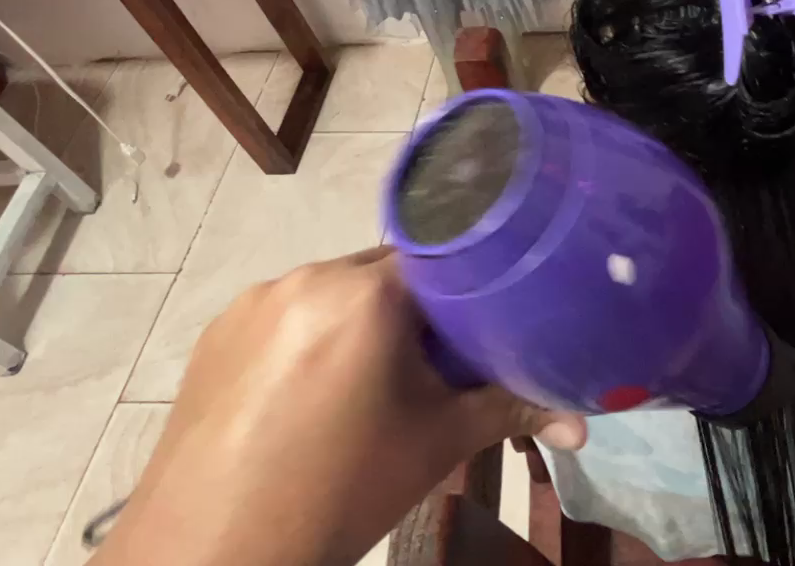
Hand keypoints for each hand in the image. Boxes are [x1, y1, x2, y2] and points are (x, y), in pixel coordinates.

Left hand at [91, 248, 585, 565]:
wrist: (209, 558)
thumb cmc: (341, 492)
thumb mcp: (437, 444)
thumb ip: (513, 410)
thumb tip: (585, 425)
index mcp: (367, 293)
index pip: (441, 258)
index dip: (468, 287)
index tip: (481, 323)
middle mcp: (309, 277)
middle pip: (387, 271)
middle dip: (416, 307)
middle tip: (433, 362)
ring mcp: (256, 300)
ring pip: (338, 288)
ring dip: (363, 318)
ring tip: (372, 380)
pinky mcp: (218, 330)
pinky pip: (289, 311)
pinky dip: (313, 334)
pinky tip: (312, 391)